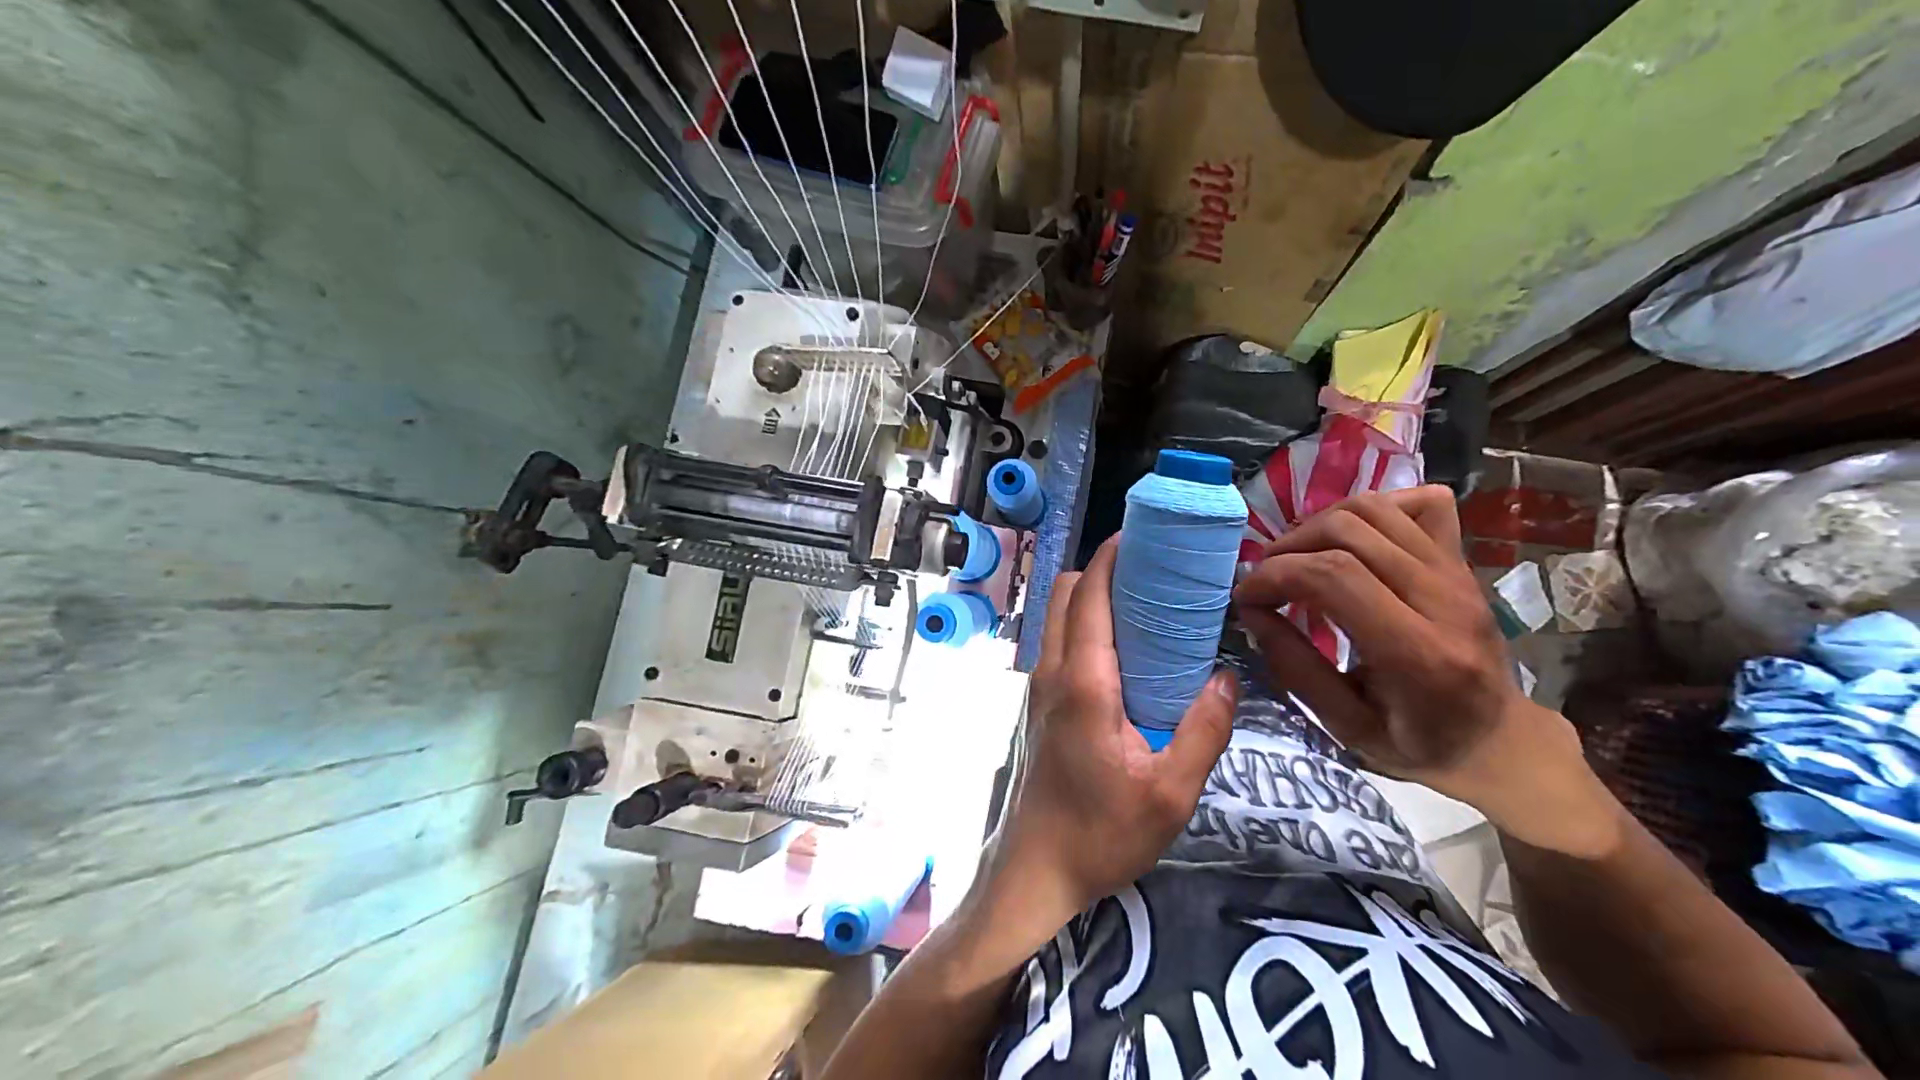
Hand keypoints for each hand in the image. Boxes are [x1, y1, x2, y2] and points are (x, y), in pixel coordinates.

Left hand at [983, 536, 1238, 925]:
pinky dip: (1087, 627)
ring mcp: (1039, 687)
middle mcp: (1053, 672)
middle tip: (1156, 574)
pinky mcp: (1039, 704)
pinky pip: (1060, 645)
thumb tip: (1225, 675)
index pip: (1089, 596)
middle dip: (1103, 570)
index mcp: (1083, 682)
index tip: (1144, 537)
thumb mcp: (1172, 792)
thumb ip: (1203, 729)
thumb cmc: (1102, 832)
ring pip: (1058, 618)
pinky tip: (1129, 654)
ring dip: (1093, 599)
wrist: (1037, 867)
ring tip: (1148, 607)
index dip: (1112, 557)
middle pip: (1065, 594)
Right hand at [1233, 487, 1619, 856]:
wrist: (1499, 740)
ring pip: (1375, 508)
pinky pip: (1419, 503)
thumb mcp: (1345, 727)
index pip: (1335, 577)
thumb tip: (1252, 611)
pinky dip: (1372, 508)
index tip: (1246, 598)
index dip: (1275, 576)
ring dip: (1317, 525)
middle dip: (1288, 549)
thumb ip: (1295, 668)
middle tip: (1265, 581)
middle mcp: (1445, 599)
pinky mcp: (1461, 560)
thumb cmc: (1419, 744)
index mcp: (1419, 654)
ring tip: (1295, 559)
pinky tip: (1349, 538)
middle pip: (1349, 531)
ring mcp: (1458, 573)